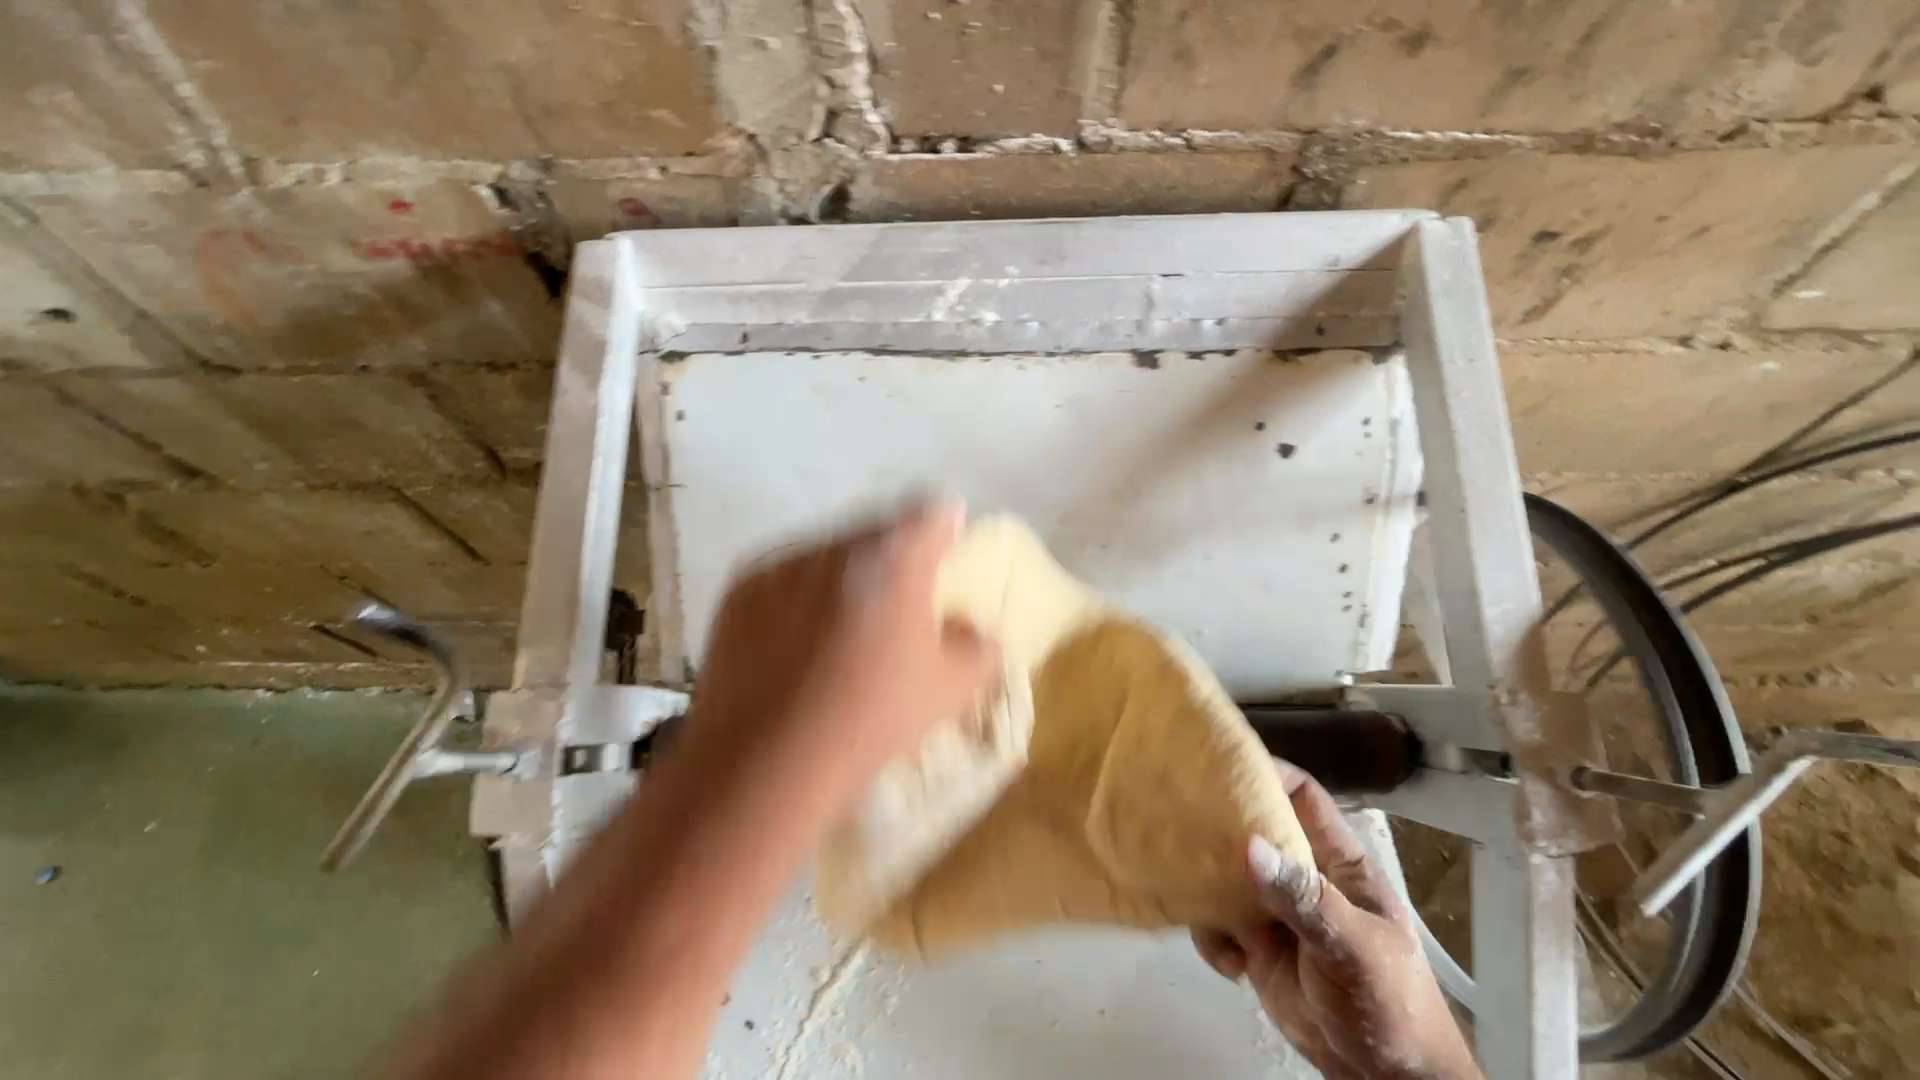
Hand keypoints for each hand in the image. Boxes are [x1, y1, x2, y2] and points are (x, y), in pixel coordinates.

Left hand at [685, 500, 1000, 798]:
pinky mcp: (740, 589)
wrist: (764, 762)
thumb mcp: (951, 689)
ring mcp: (781, 562)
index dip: (945, 530)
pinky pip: (785, 577)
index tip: (947, 554)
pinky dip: (801, 596)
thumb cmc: (871, 719)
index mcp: (895, 556)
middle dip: (893, 556)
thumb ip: (979, 645)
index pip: (931, 512)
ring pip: (828, 553)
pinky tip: (799, 643)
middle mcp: (836, 544)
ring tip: (844, 627)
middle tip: (897, 601)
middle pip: (877, 530)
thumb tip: (973, 629)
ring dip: (846, 575)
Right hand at [1193, 763, 1479, 1079]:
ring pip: (1223, 876)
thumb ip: (1305, 898)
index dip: (1268, 774)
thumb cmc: (1390, 1003)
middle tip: (1178, 820)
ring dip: (1205, 888)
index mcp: (1337, 861)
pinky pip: (1215, 923)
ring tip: (1196, 900)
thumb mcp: (1354, 946)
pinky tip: (1232, 965)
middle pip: (1251, 830)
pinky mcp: (1254, 946)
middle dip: (1217, 827)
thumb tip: (1249, 846)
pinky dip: (1211, 938)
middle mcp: (1300, 876)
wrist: (1385, 1078)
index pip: (1303, 798)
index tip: (1222, 763)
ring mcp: (1274, 911)